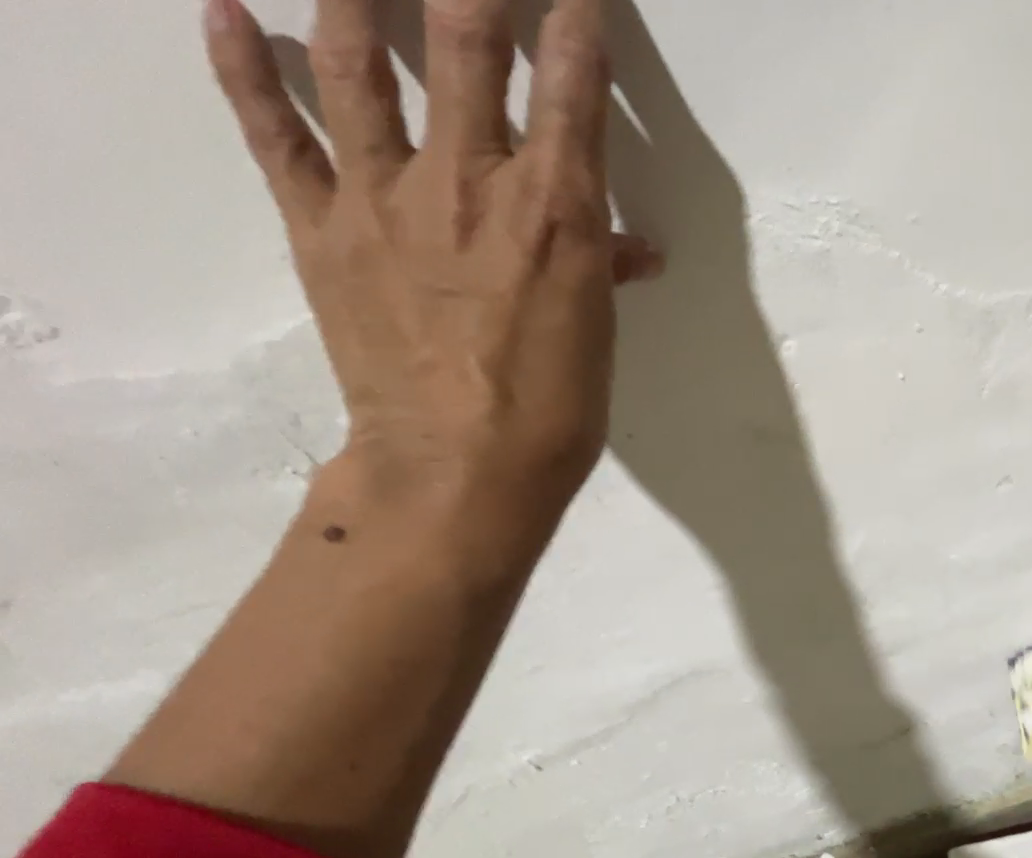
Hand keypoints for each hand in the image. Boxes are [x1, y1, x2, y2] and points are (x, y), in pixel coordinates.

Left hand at [205, 0, 660, 521]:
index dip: (577, 23)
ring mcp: (386, 197)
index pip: (573, 84)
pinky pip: (274, 134)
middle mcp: (472, 182)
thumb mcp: (596, 331)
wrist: (460, 468)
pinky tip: (229, 12)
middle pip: (466, 42)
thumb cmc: (554, 407)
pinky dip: (245, 68)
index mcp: (555, 210)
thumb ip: (604, 268)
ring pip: (361, 63)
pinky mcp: (321, 226)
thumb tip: (632, 247)